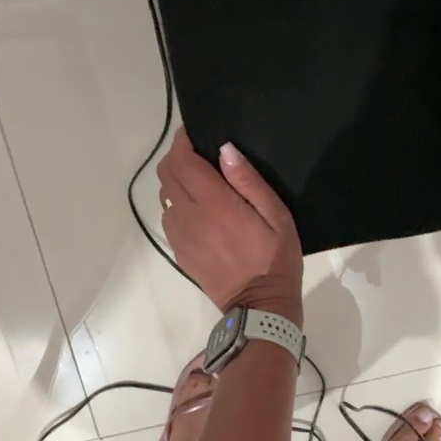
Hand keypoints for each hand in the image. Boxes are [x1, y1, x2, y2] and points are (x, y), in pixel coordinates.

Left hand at [156, 130, 303, 323]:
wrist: (259, 307)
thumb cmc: (274, 259)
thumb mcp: (276, 216)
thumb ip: (248, 181)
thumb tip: (224, 150)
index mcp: (214, 203)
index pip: (181, 161)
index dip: (182, 141)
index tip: (194, 133)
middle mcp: (189, 216)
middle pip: (166, 174)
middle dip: (177, 158)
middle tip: (199, 155)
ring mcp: (180, 236)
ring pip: (165, 196)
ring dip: (176, 182)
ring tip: (201, 182)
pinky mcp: (179, 252)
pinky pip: (169, 218)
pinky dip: (178, 205)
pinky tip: (200, 211)